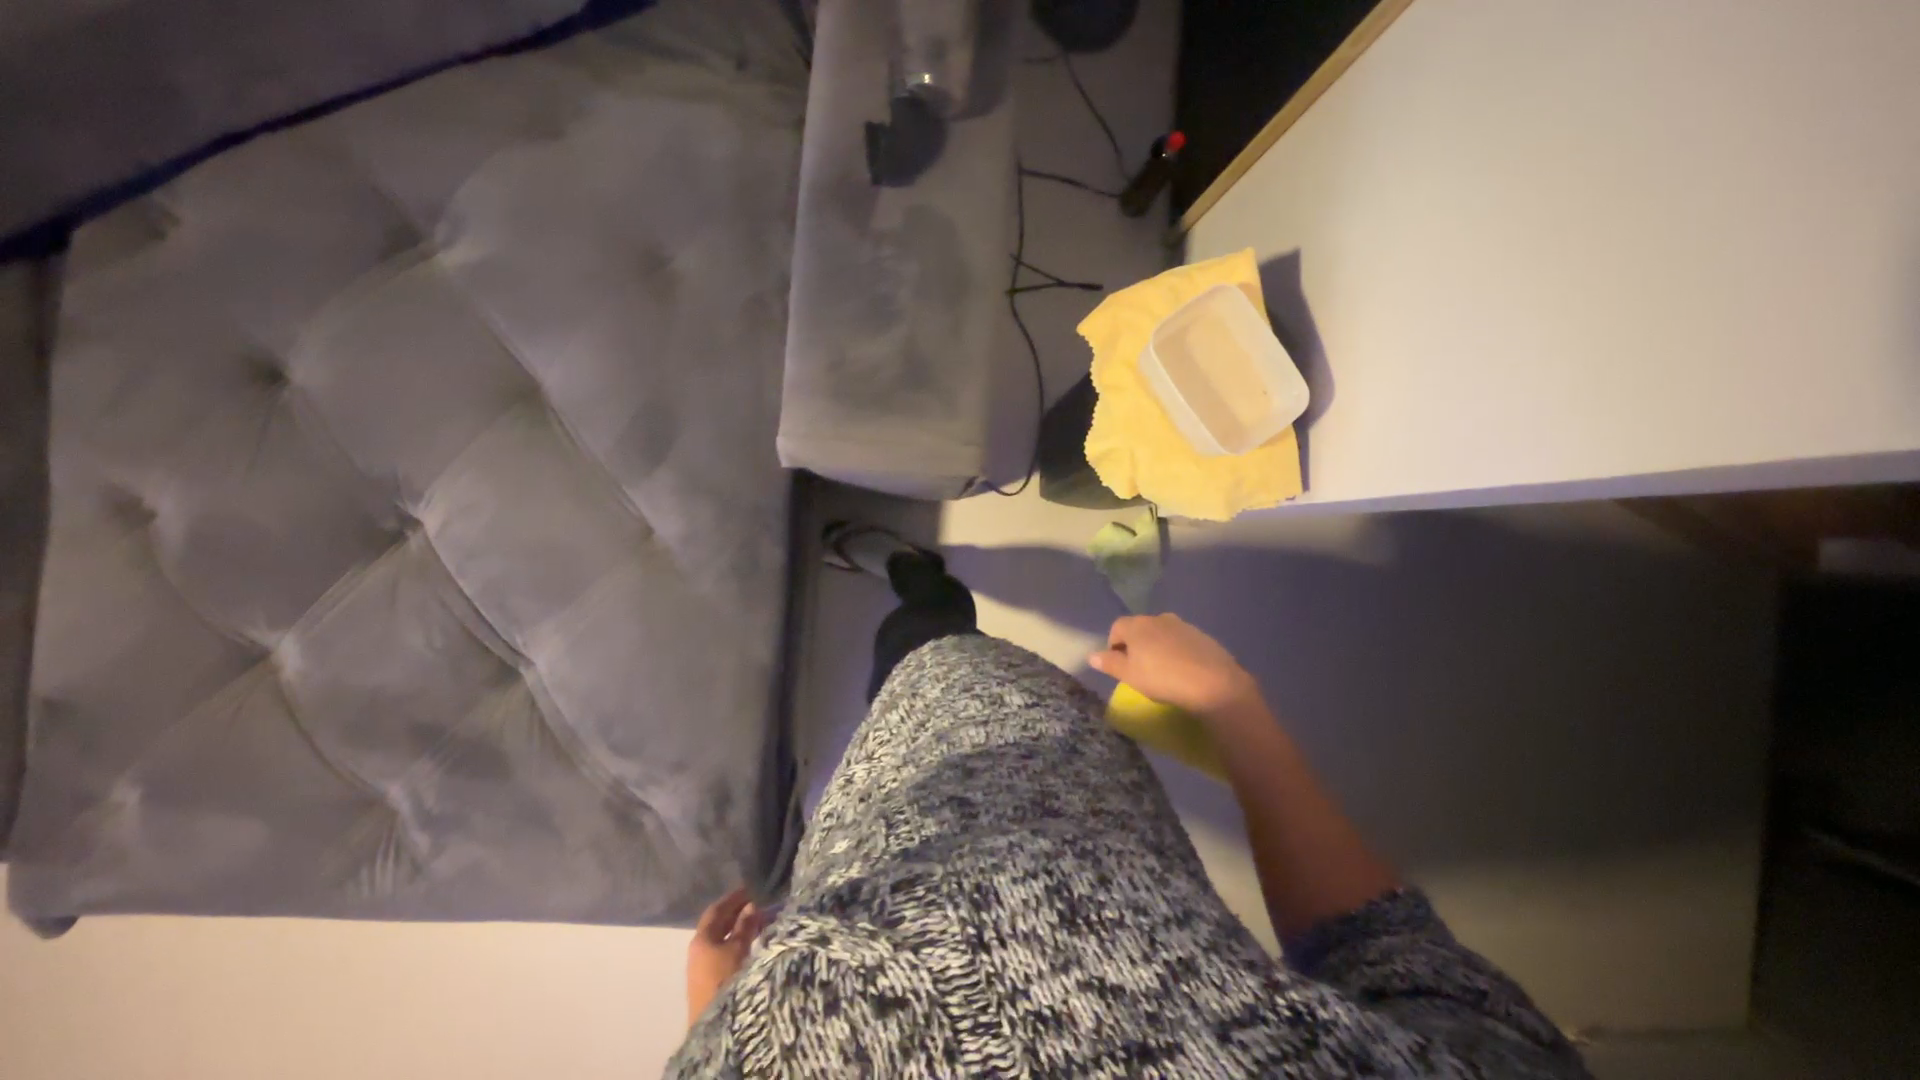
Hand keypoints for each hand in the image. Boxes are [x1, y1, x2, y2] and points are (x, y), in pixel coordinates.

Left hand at [686, 886, 764, 1026]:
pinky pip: (725, 953)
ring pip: (723, 940)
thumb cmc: (726, 980)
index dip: (733, 898)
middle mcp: (698, 950)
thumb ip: (745, 926)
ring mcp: (703, 968)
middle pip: (718, 925)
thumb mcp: (739, 949)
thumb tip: (751, 905)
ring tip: (762, 922)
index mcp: (701, 939)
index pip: (716, 910)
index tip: (751, 887)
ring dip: (740, 929)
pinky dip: (739, 943)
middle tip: (760, 902)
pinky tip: (754, 944)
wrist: (714, 1028)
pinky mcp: (710, 983)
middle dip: (737, 912)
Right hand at [1089, 614, 1259, 717]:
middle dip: (1136, 646)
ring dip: (1157, 648)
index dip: (1114, 646)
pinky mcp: (1202, 636)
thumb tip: (1092, 655)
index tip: (1119, 666)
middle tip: (1140, 670)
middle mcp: (1159, 618)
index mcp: (1137, 625)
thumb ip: (1109, 663)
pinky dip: (1176, 652)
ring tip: (1163, 671)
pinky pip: (1181, 641)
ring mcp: (1183, 625)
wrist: (1213, 683)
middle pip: (1140, 629)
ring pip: (1161, 634)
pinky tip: (1182, 671)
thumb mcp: (1129, 675)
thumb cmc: (1162, 678)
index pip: (1117, 628)